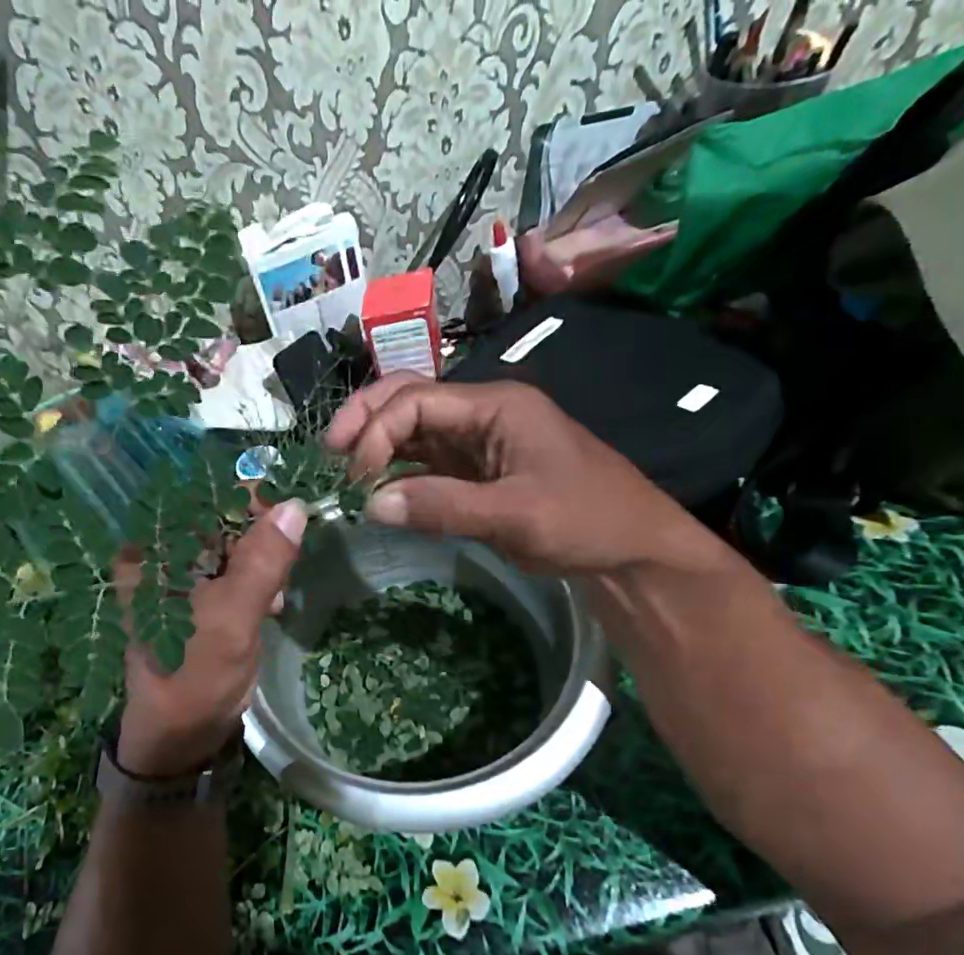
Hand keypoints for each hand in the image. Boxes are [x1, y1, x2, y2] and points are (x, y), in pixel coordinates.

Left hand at [116, 500, 307, 776]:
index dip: (248, 499)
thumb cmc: (195, 678)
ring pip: (232, 547)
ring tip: (277, 597)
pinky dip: (257, 583)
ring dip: (263, 564)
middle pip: (220, 521)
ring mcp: (178, 579)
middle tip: (287, 564)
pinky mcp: (197, 600)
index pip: (203, 500)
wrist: (177, 739)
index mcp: (154, 553)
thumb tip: (295, 506)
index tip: (291, 510)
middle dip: (261, 537)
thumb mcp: (233, 618)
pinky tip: (271, 605)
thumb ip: (263, 562)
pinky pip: (234, 572)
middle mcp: (161, 557)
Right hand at [324, 374, 741, 576]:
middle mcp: (484, 412)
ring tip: (345, 469)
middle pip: (411, 398)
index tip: (359, 478)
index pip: (418, 399)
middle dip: (367, 419)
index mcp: (497, 404)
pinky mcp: (480, 468)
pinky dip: (401, 469)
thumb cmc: (585, 520)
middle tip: (331, 452)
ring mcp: (481, 440)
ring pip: (416, 427)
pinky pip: (429, 459)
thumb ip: (443, 506)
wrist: (632, 549)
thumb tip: (371, 505)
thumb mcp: (516, 515)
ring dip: (379, 443)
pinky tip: (380, 486)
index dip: (378, 431)